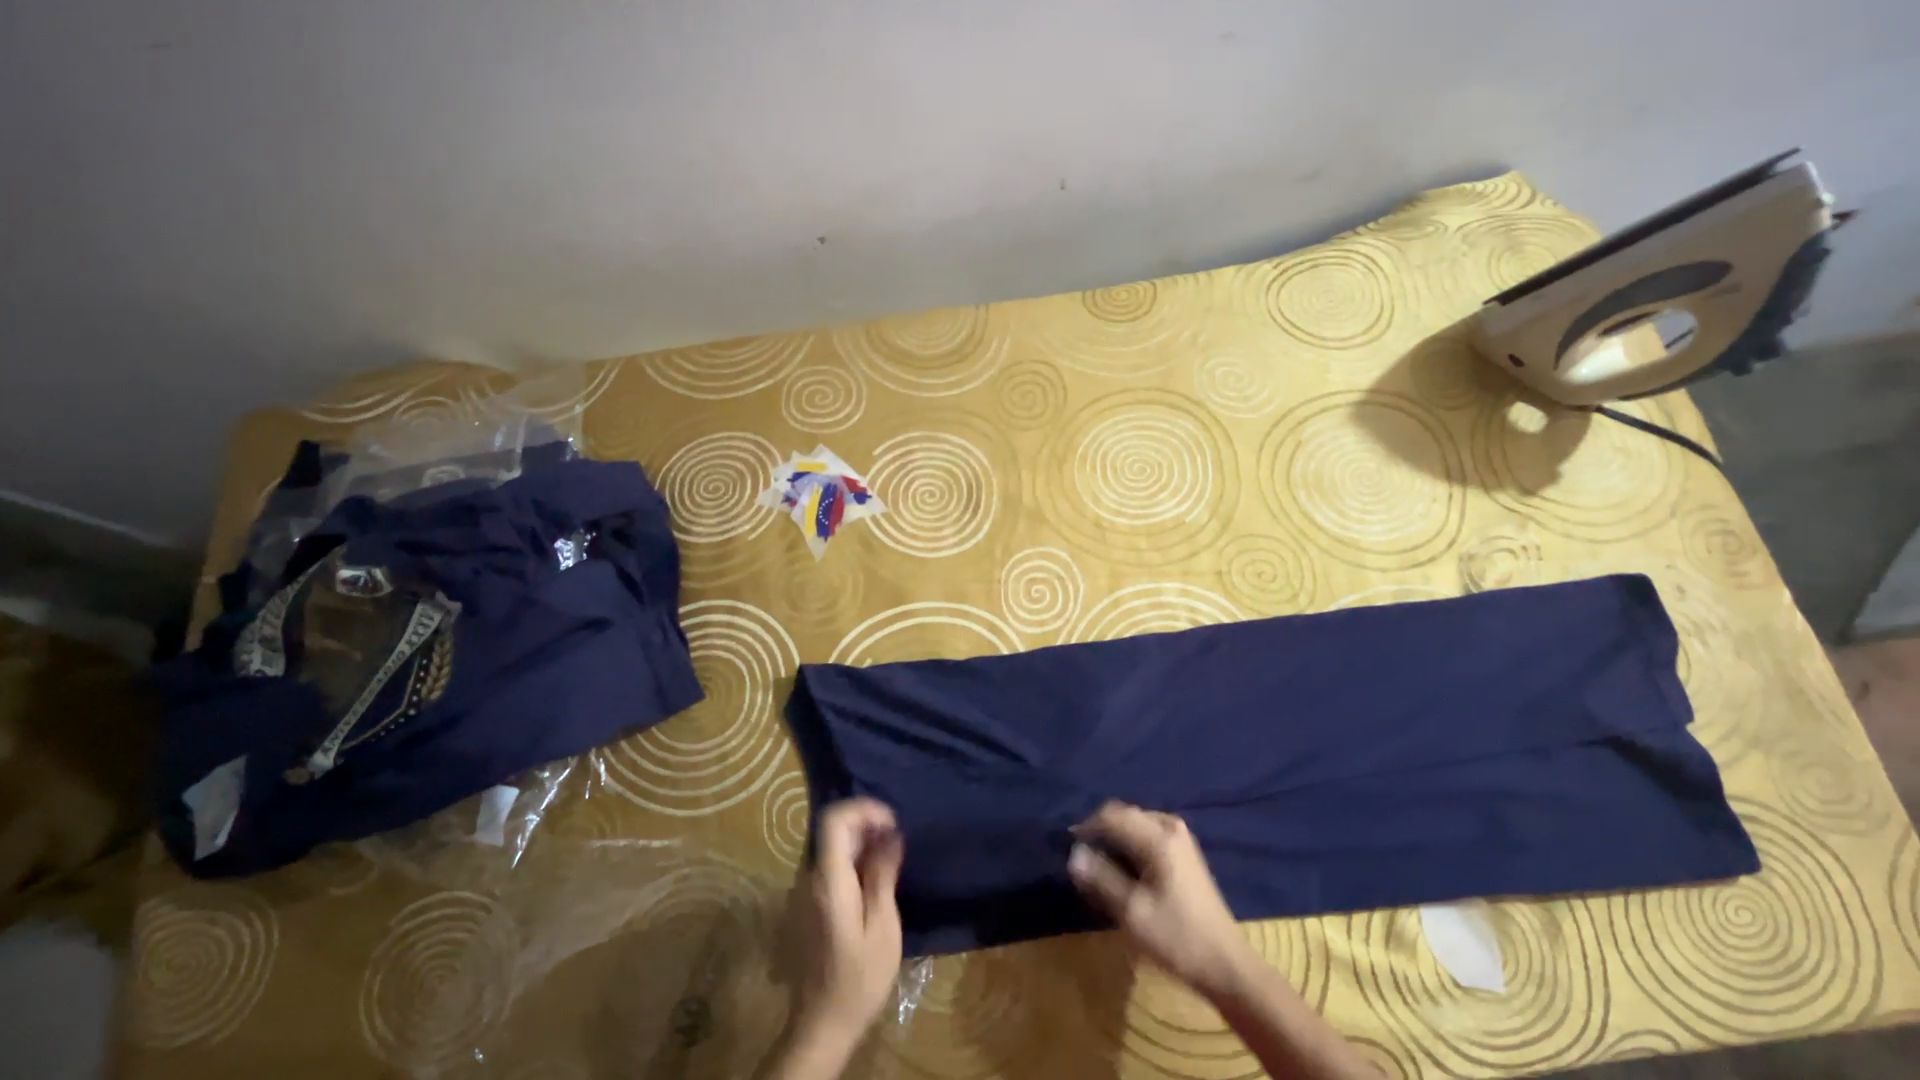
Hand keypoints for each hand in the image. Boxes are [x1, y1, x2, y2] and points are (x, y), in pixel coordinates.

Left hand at [779, 797, 904, 1061]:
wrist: (822, 1022)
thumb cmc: (859, 977)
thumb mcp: (882, 926)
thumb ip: (882, 875)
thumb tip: (890, 835)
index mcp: (827, 880)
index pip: (834, 820)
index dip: (864, 810)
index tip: (893, 823)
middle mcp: (806, 878)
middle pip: (829, 830)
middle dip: (864, 825)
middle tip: (896, 841)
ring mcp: (799, 892)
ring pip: (826, 847)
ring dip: (857, 843)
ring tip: (889, 860)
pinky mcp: (802, 906)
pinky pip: (824, 868)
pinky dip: (848, 862)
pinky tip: (871, 882)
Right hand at [1067, 801, 1254, 999]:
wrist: (1225, 964)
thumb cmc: (1176, 938)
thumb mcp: (1131, 912)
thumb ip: (1100, 878)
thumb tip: (1073, 855)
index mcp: (1158, 838)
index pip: (1112, 815)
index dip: (1086, 827)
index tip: (1068, 848)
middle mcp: (1171, 829)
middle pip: (1126, 814)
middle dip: (1101, 830)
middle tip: (1082, 858)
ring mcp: (1182, 841)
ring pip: (1138, 824)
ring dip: (1116, 838)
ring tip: (1099, 864)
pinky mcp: (1186, 855)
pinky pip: (1150, 835)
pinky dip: (1132, 845)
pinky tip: (1124, 869)